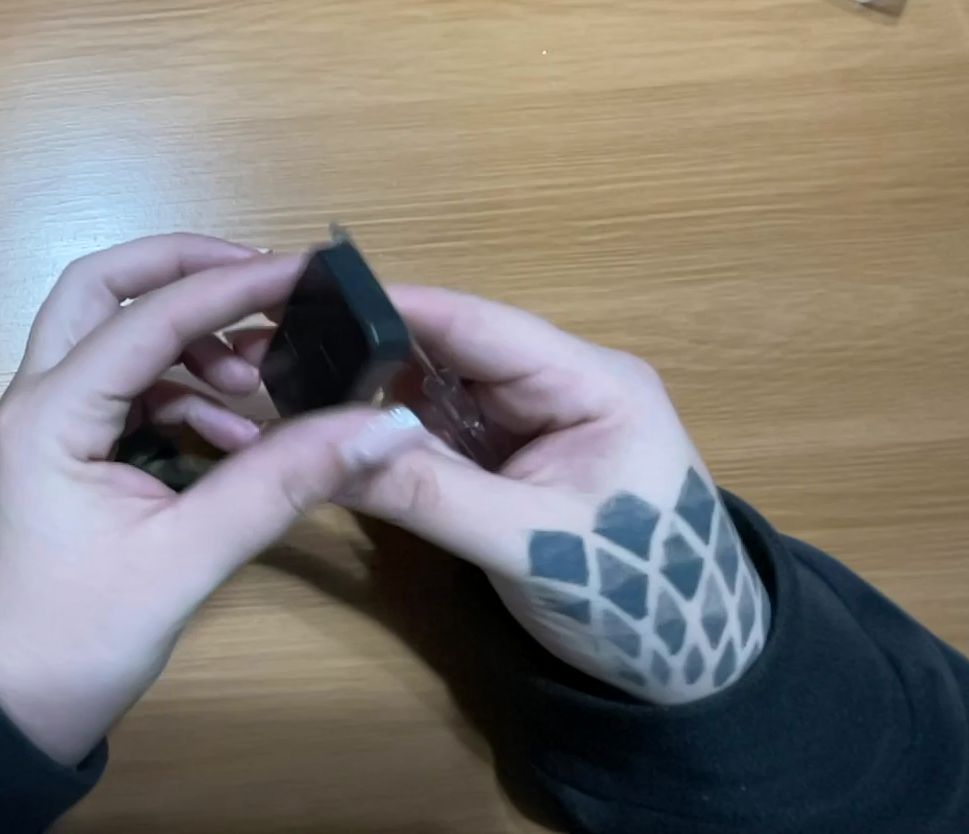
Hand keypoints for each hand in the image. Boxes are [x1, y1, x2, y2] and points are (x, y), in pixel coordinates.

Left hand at [0, 234, 431, 764]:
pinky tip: (234, 437)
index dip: (228, 288)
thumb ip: (279, 484)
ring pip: (113, 334)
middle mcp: (36, 396)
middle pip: (98, 289)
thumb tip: (377, 425)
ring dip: (187, 340)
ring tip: (258, 381)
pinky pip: (127, 390)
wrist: (9, 700)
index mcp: (49, 413)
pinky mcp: (68, 443)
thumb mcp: (187, 558)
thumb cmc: (79, 637)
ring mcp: (48, 417)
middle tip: (259, 281)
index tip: (303, 272)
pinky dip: (181, 395)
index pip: (145, 320)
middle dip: (178, 269)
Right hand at [337, 285, 768, 703]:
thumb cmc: (636, 598)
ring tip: (296, 391)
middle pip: (440, 343)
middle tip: (284, 353)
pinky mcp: (494, 439)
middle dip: (367, 347)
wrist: (684, 667)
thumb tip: (321, 451)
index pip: (475, 323)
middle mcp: (549, 377)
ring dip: (366, 388)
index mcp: (587, 379)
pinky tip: (335, 429)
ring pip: (424, 378)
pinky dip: (381, 426)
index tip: (310, 302)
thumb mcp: (528, 544)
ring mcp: (519, 408)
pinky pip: (423, 417)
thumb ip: (426, 493)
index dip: (393, 308)